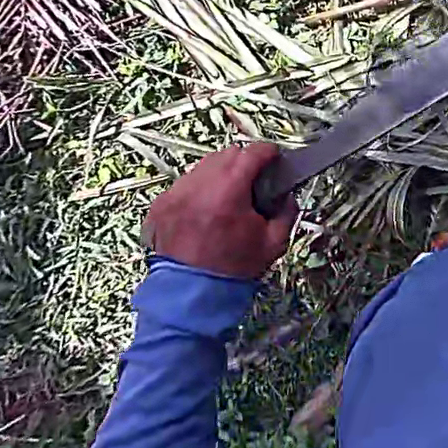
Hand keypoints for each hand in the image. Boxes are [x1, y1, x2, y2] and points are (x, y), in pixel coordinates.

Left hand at [145, 142, 298, 280]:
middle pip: (227, 154)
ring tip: (228, 194)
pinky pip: (184, 184)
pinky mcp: (160, 205)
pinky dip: (198, 189)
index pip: (251, 153)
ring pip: (204, 166)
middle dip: (244, 162)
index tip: (274, 157)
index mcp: (228, 191)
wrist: (191, 296)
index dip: (268, 152)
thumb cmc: (234, 269)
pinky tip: (206, 209)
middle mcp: (198, 186)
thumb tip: (287, 195)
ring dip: (220, 173)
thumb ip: (287, 212)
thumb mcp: (274, 243)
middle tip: (253, 180)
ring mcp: (175, 194)